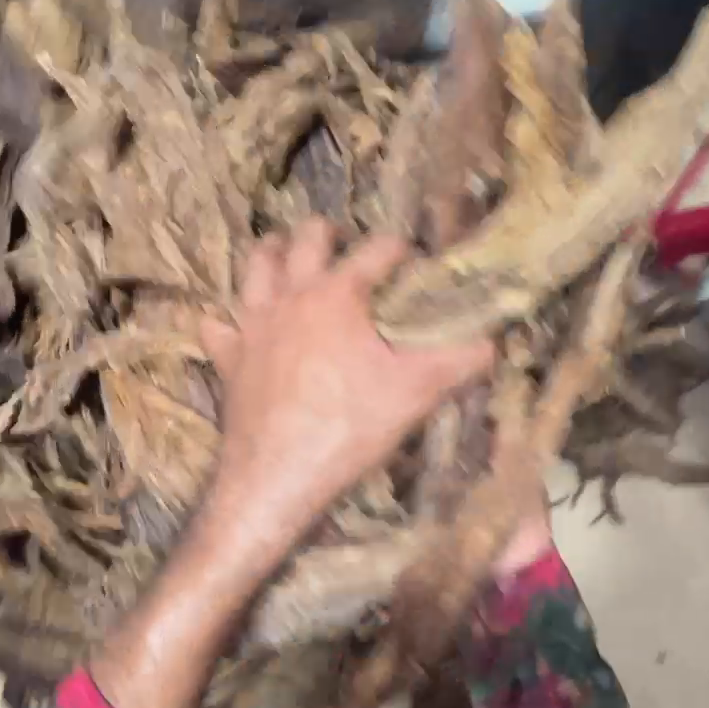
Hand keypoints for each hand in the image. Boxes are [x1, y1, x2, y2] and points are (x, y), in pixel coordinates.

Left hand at [199, 219, 493, 551]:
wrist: (278, 475)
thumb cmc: (350, 427)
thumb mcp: (416, 392)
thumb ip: (460, 362)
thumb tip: (494, 343)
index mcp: (339, 295)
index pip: (376, 251)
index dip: (399, 247)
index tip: (412, 255)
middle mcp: (290, 296)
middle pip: (305, 240)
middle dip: (326, 232)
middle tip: (340, 241)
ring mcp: (252, 325)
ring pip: (253, 268)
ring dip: (270, 255)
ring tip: (283, 254)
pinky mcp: (227, 358)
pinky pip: (215, 326)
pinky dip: (224, 321)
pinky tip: (232, 327)